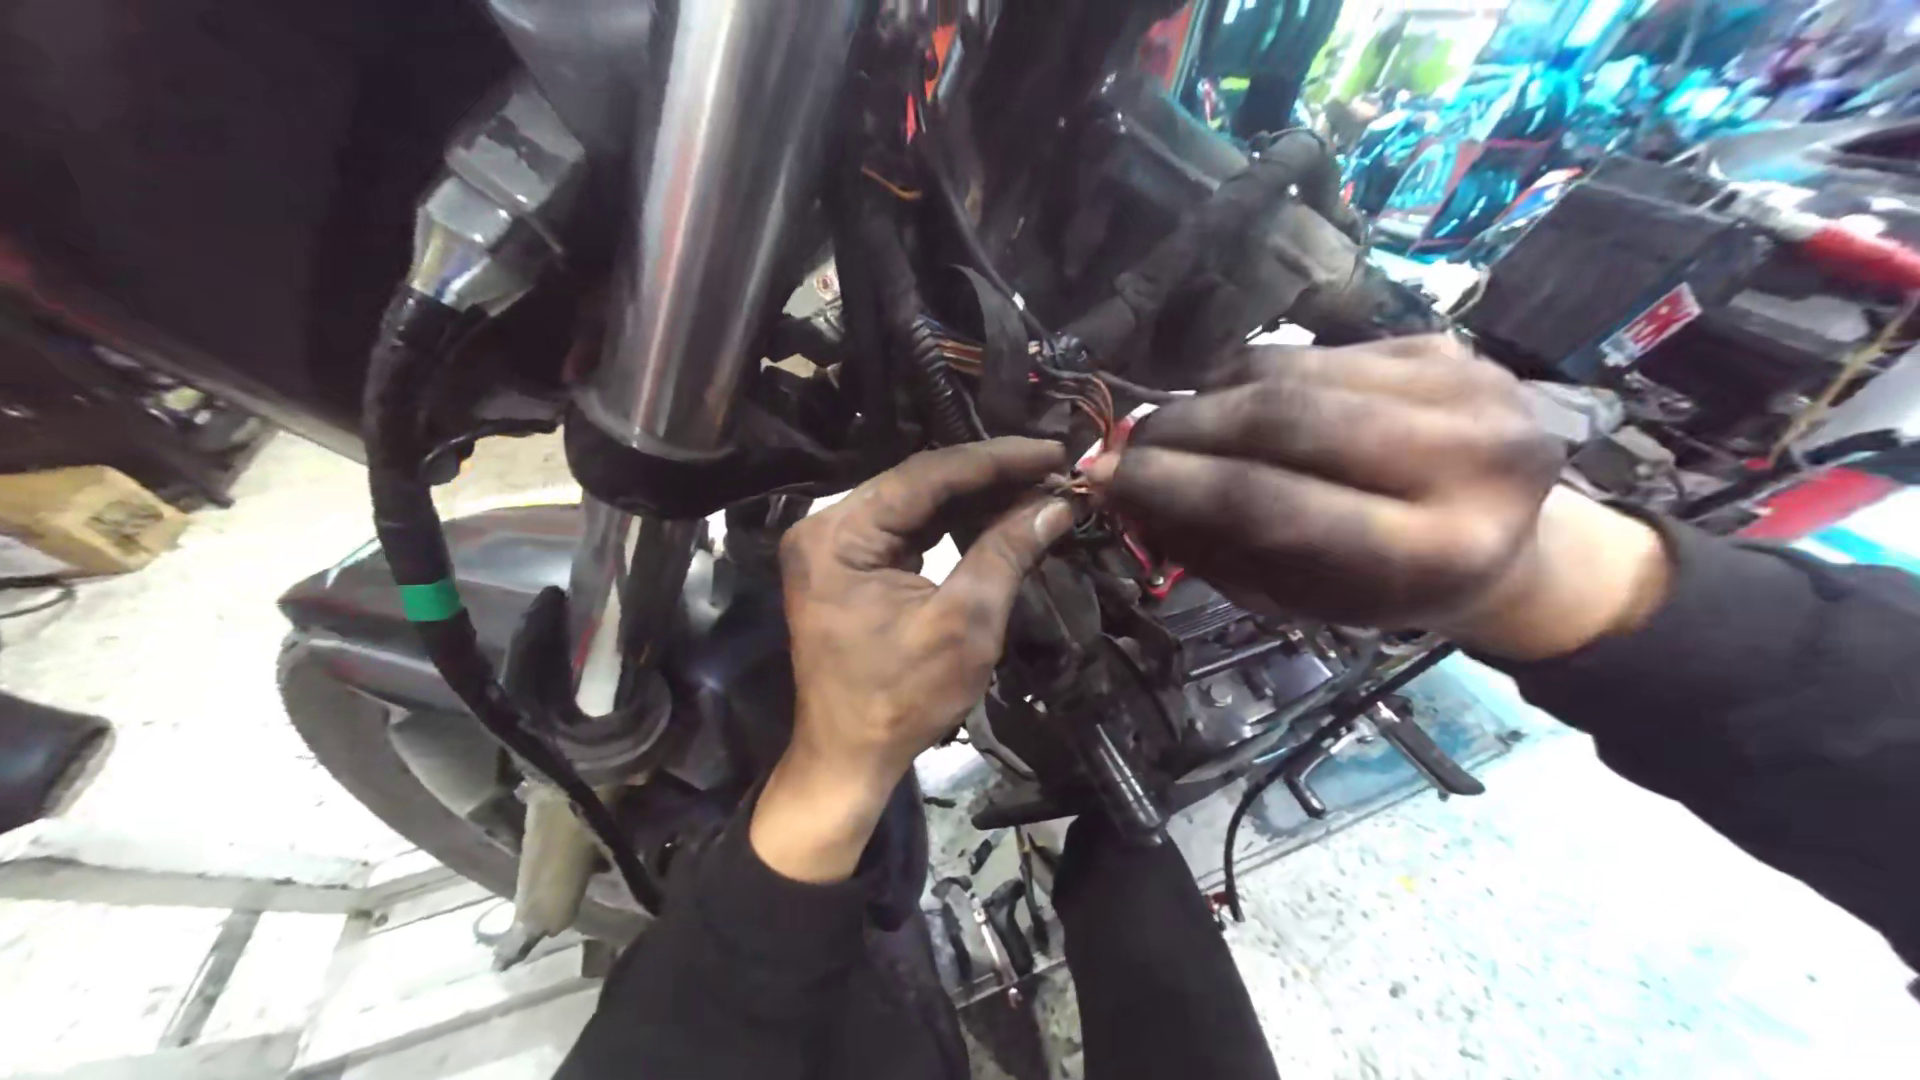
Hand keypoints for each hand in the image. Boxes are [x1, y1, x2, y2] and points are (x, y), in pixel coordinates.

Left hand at [752, 438, 1073, 882]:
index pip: (925, 475)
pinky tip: (997, 513)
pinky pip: (908, 529)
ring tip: (1035, 488)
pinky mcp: (850, 564)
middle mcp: (827, 527)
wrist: (848, 759)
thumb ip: (1005, 552)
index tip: (1051, 451)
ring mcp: (835, 545)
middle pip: (919, 483)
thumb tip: (1057, 505)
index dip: (995, 460)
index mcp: (838, 536)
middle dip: (989, 476)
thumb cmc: (901, 701)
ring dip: (975, 497)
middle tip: (1051, 470)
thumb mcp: (964, 624)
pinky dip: (953, 523)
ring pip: (916, 503)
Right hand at [1087, 335, 1670, 658]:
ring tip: (1174, 429)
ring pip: (1287, 372)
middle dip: (1179, 428)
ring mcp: (1467, 386)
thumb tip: (1120, 488)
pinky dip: (1250, 378)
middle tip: (1125, 443)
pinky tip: (1233, 406)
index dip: (1169, 483)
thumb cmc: (1386, 592)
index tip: (1100, 476)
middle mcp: (1467, 458)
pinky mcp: (1450, 346)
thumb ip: (1207, 543)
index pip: (1267, 500)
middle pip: (1278, 417)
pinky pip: (1311, 352)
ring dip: (1207, 399)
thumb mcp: (1293, 596)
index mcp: (1430, 551)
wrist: (1510, 543)